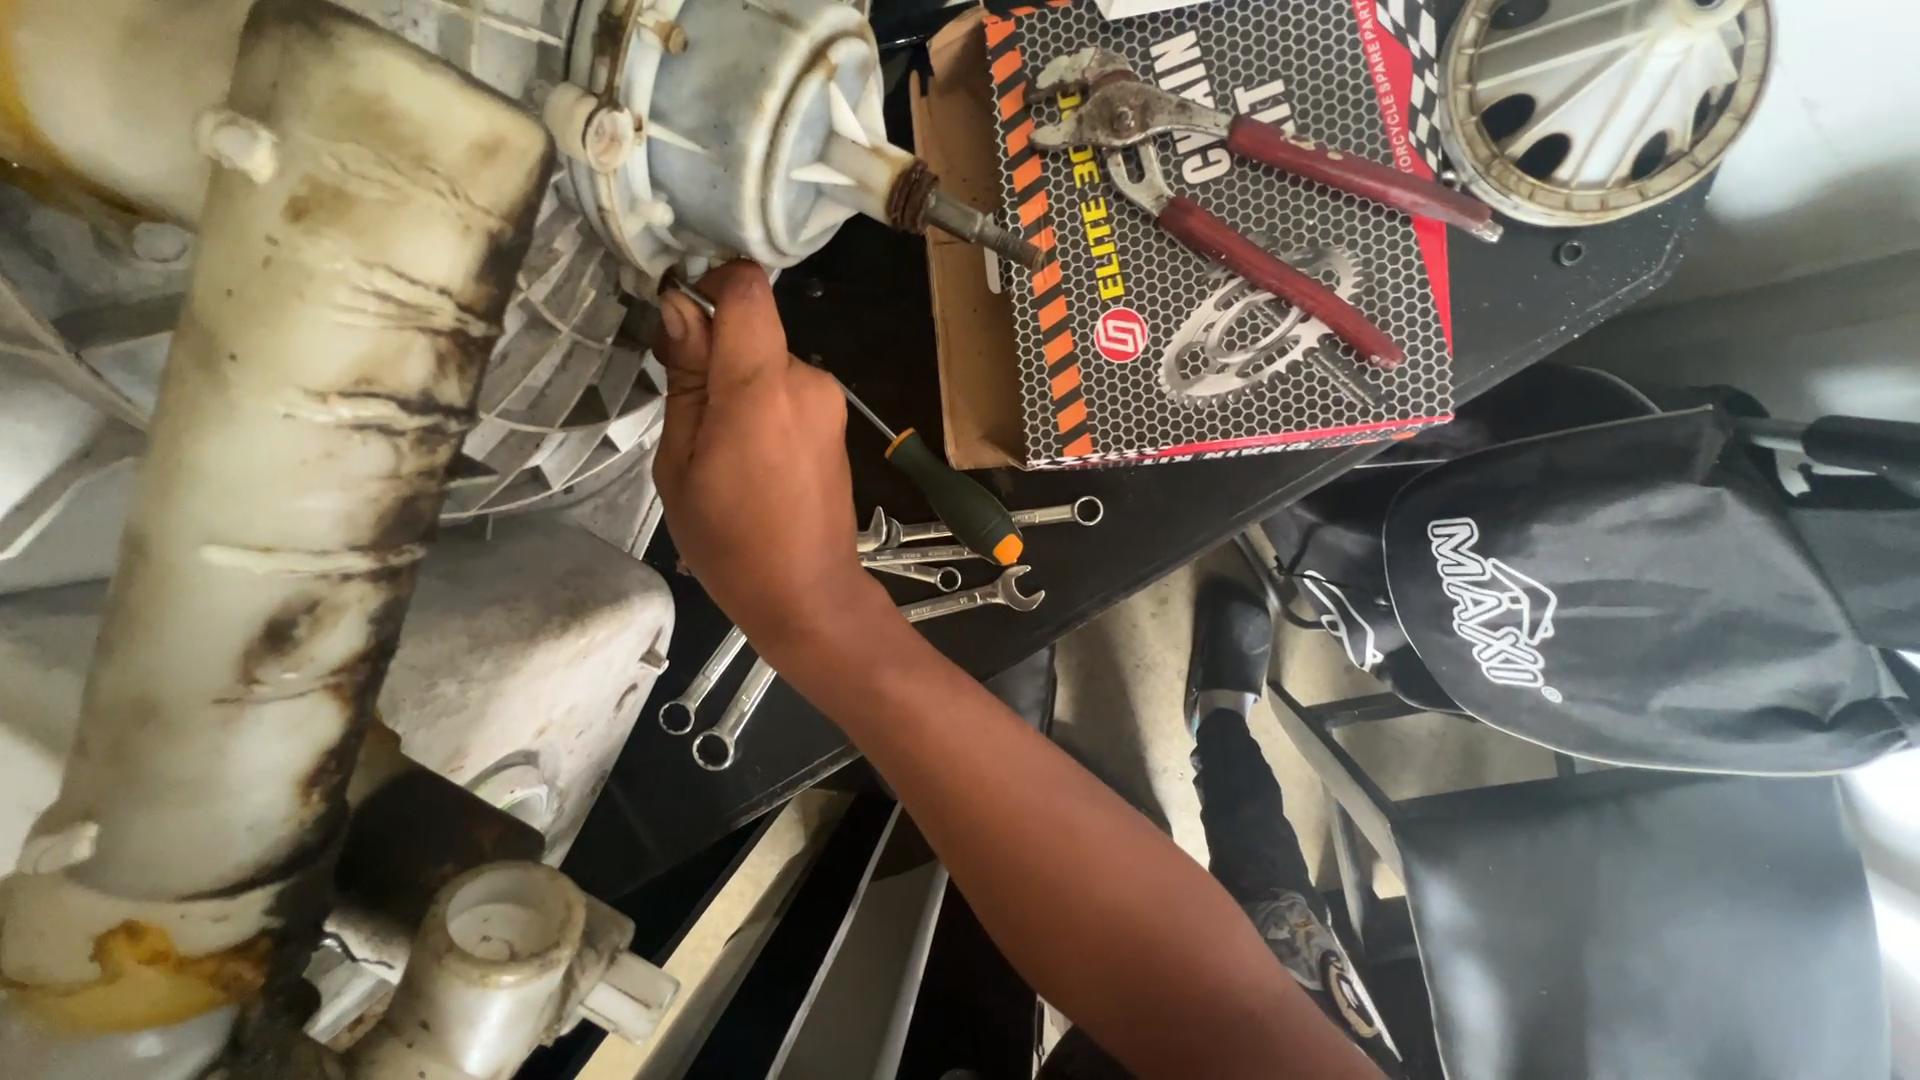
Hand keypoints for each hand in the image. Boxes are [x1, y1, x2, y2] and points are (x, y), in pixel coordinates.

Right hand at [652, 262, 893, 654]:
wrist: (808, 595)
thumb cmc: (731, 542)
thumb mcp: (679, 464)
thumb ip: (686, 380)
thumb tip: (679, 308)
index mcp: (762, 386)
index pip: (746, 286)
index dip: (709, 286)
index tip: (679, 324)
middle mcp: (808, 381)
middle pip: (755, 329)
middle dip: (716, 353)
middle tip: (690, 413)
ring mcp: (830, 402)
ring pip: (770, 362)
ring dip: (739, 385)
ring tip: (722, 449)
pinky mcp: (837, 423)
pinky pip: (790, 391)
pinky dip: (764, 406)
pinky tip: (752, 458)